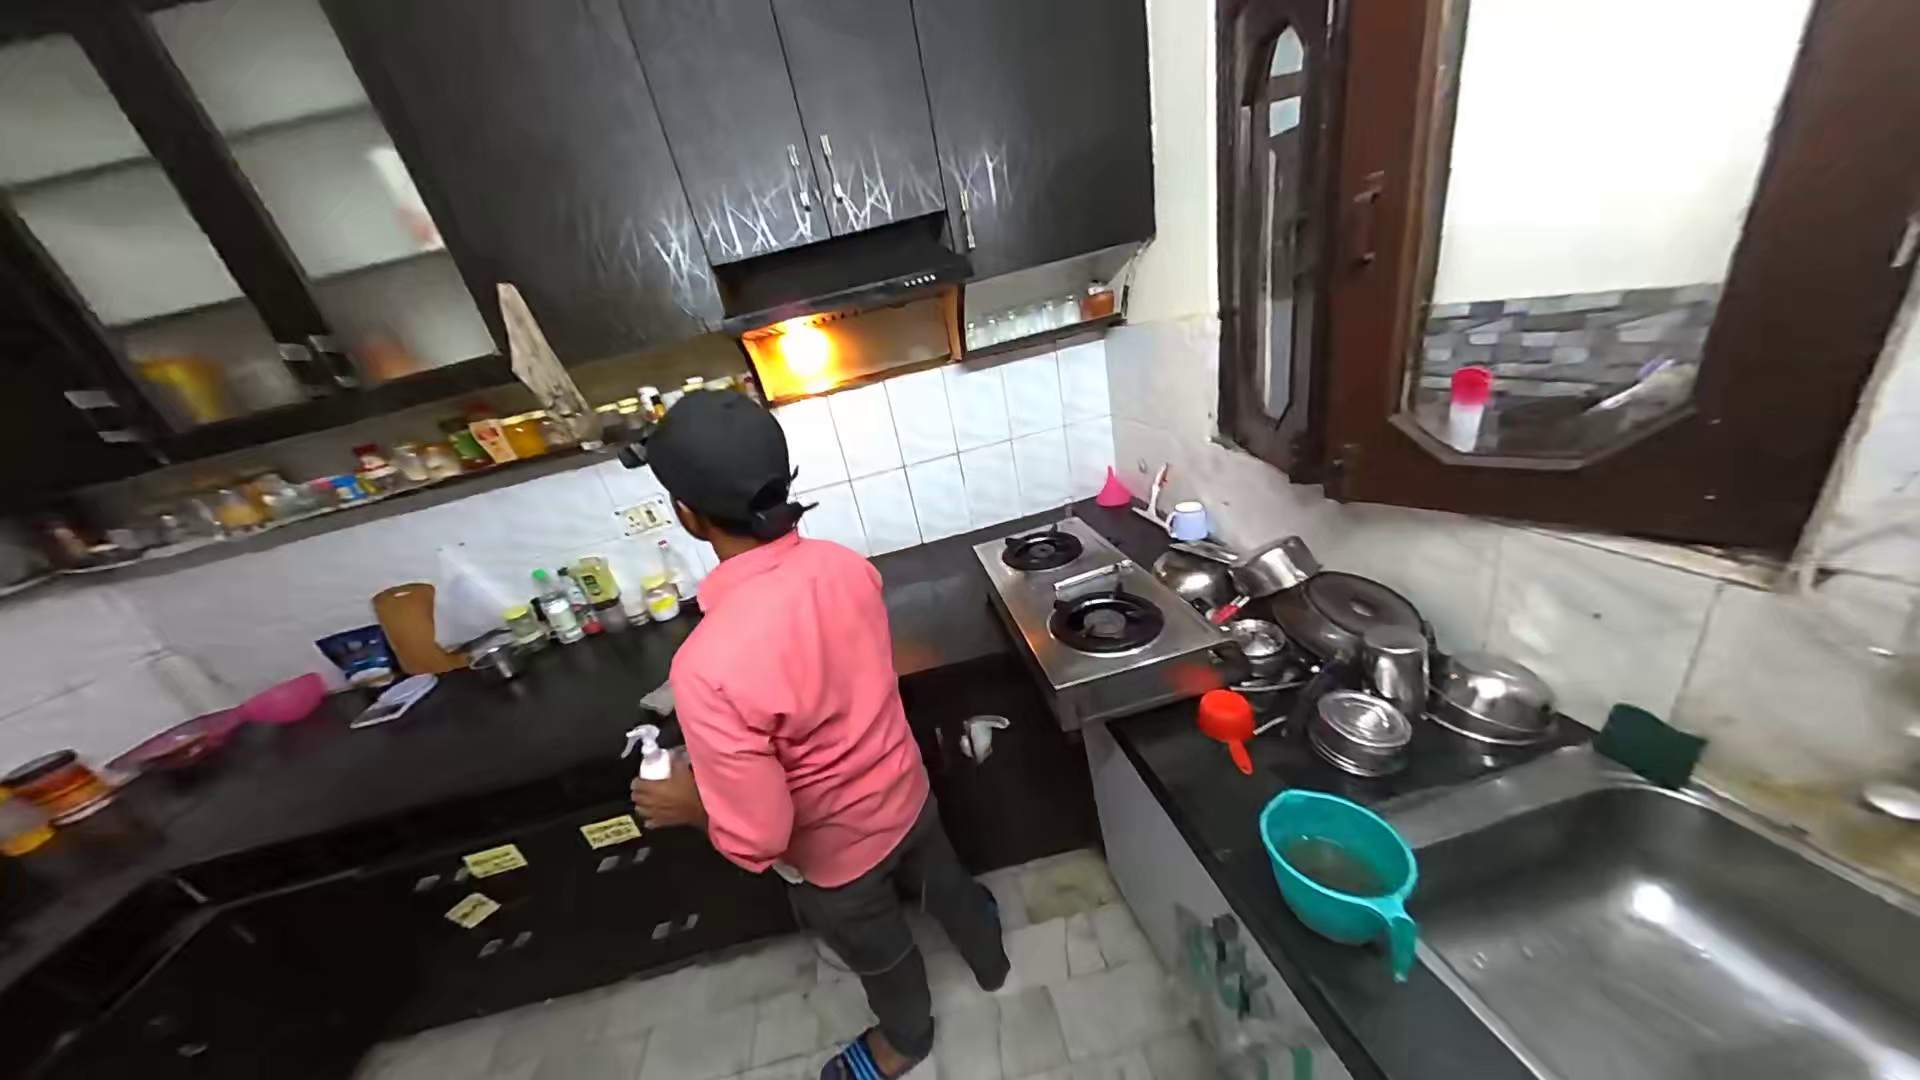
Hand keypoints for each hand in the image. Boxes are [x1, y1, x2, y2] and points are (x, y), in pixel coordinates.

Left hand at [631, 760, 706, 828]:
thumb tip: (672, 752)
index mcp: (653, 788)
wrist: (702, 806)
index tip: (641, 777)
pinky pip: (649, 822)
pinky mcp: (662, 823)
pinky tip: (652, 814)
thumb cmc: (692, 787)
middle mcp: (650, 802)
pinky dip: (648, 817)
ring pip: (640, 810)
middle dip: (637, 792)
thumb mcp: (684, 768)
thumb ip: (676, 759)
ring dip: (641, 804)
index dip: (637, 781)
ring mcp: (655, 814)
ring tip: (646, 800)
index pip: (637, 785)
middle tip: (643, 787)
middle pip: (636, 798)